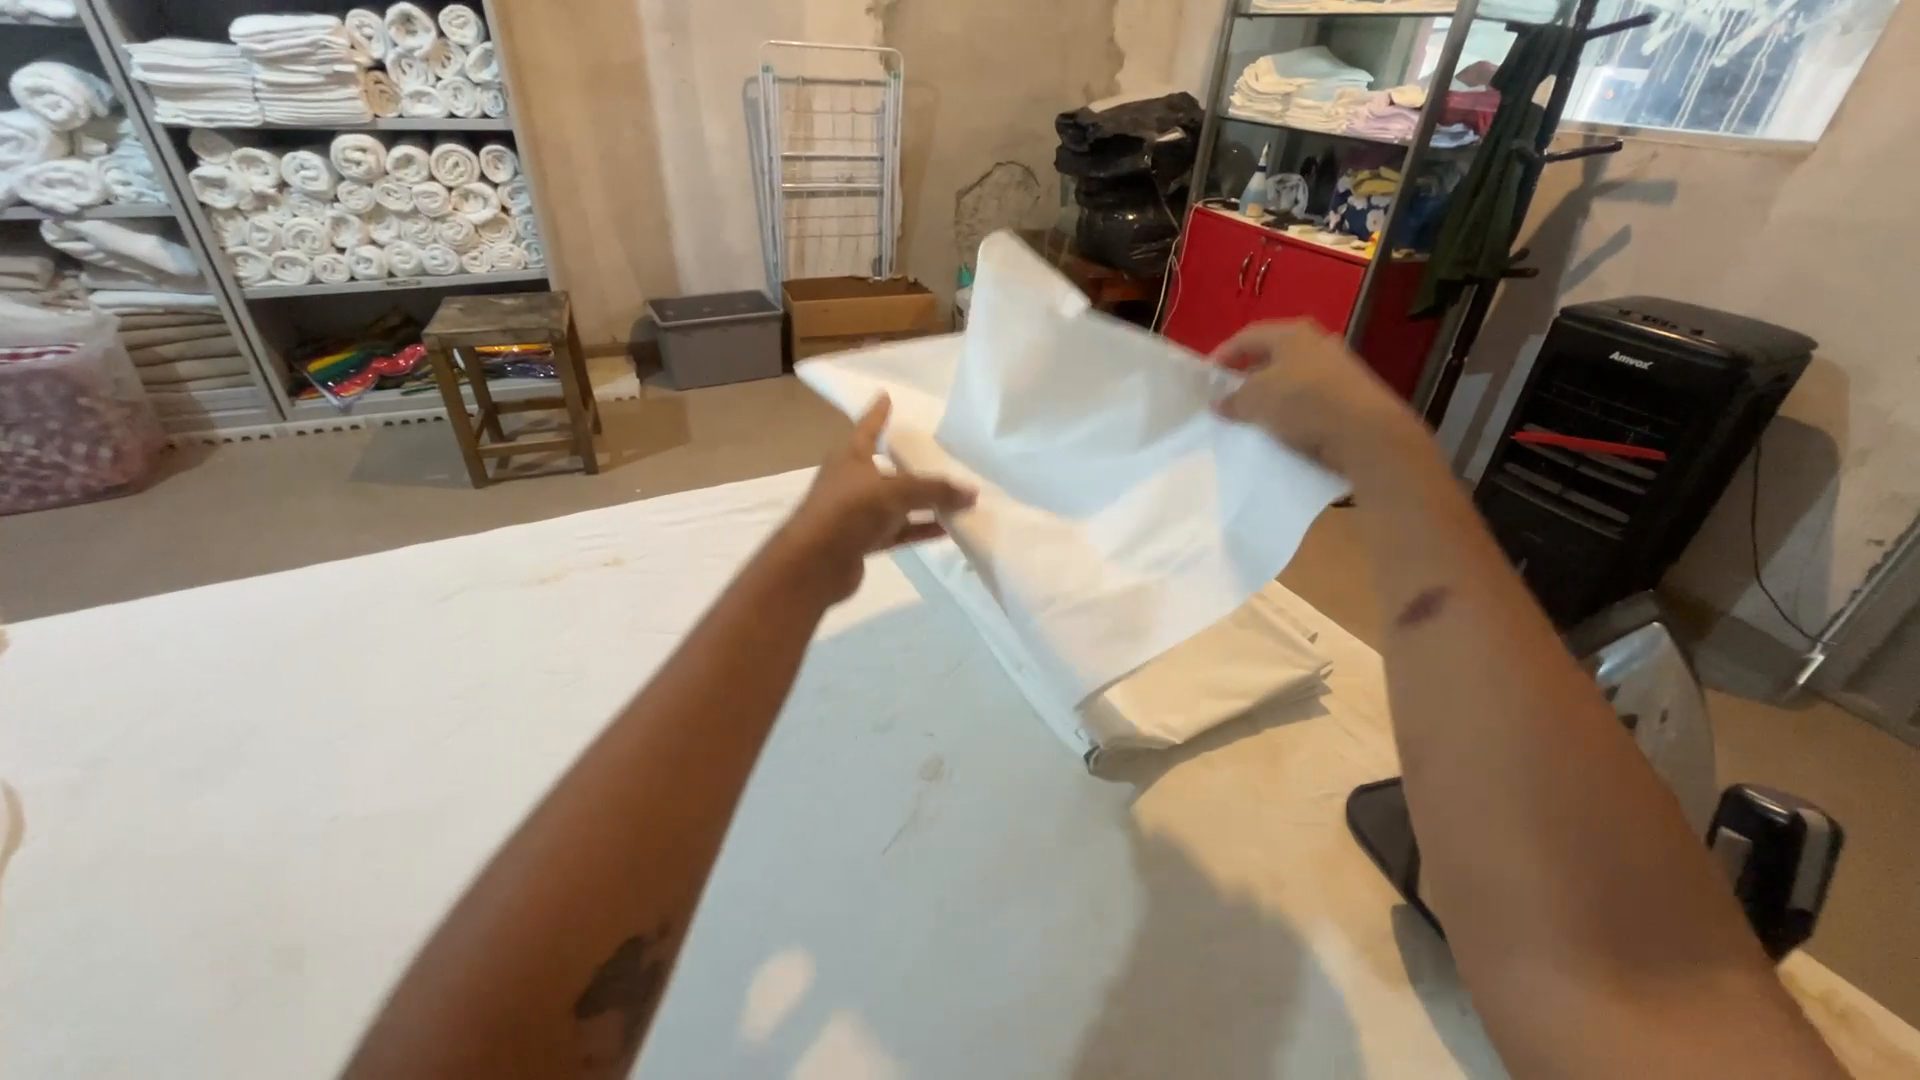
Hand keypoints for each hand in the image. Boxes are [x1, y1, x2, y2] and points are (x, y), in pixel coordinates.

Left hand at [774, 394, 976, 602]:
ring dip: (923, 502)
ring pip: (896, 503)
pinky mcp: (863, 541)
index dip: (878, 413)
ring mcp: (856, 513)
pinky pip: (899, 530)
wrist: (814, 564)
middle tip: (939, 453)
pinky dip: (920, 528)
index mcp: (850, 456)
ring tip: (955, 497)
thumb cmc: (848, 511)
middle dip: (911, 463)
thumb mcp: (895, 492)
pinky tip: (946, 529)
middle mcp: (852, 481)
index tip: (886, 396)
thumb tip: (972, 493)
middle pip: (887, 467)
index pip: (868, 427)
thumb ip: (934, 491)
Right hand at [1212, 321, 1425, 475]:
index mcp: (1292, 333)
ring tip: (1253, 416)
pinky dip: (1292, 409)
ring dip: (1271, 395)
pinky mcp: (1350, 395)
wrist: (1365, 432)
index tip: (1206, 378)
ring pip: (1292, 378)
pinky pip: (1309, 398)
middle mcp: (1317, 343)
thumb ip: (1232, 399)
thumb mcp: (1255, 399)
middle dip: (1248, 376)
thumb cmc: (1303, 402)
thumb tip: (1218, 402)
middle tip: (1229, 397)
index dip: (1223, 354)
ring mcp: (1338, 368)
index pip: (1247, 337)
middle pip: (1271, 356)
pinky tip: (1283, 427)